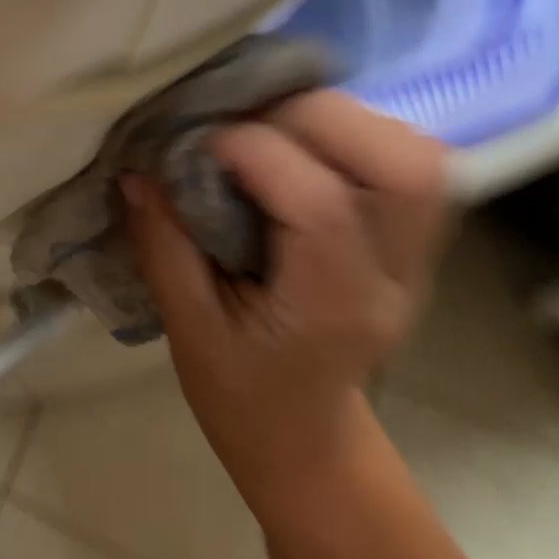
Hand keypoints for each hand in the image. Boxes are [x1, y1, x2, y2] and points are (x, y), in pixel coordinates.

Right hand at [122, 91, 449, 511]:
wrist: (304, 439)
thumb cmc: (238, 398)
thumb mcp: (188, 331)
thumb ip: (166, 248)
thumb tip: (139, 173)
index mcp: (332, 308)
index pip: (320, 206)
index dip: (256, 153)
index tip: (193, 144)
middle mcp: (394, 276)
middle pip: (400, 165)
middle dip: (315, 119)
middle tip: (239, 119)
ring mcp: (417, 259)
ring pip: (419, 156)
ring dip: (343, 121)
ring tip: (269, 124)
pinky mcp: (412, 244)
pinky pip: (409, 165)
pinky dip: (357, 136)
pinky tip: (300, 142)